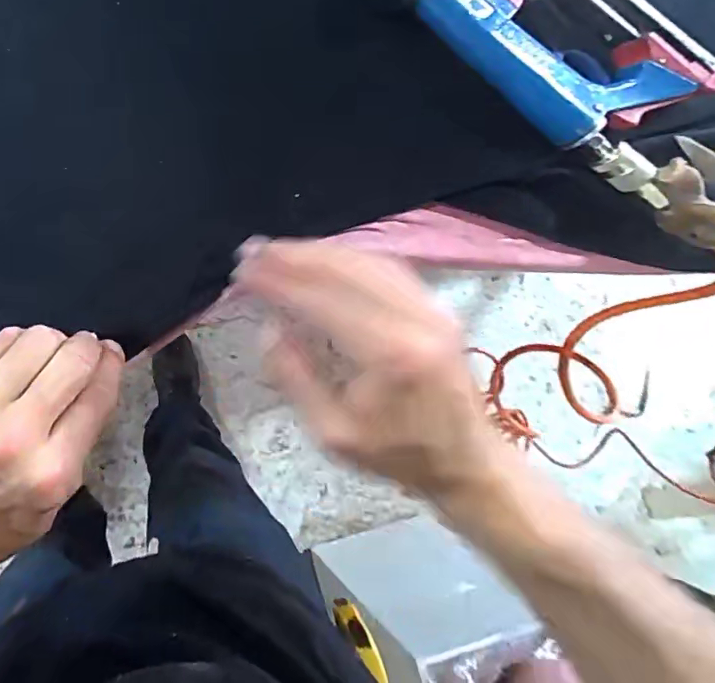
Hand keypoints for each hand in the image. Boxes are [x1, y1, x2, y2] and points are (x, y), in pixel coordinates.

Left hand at [0, 326, 123, 587]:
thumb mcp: (57, 499)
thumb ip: (83, 435)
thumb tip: (104, 366)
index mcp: (50, 471)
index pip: (97, 393)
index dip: (111, 364)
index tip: (112, 353)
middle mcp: (15, 435)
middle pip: (72, 358)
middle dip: (87, 346)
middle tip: (83, 350)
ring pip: (39, 337)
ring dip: (53, 342)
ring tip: (47, 357)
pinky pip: (3, 338)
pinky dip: (19, 343)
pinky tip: (16, 361)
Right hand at [237, 240, 501, 504]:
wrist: (470, 463)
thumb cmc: (399, 455)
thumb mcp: (334, 433)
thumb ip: (296, 377)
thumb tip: (267, 327)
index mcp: (388, 352)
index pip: (320, 298)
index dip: (277, 279)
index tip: (244, 271)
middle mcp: (413, 317)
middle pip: (342, 266)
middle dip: (292, 255)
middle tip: (253, 251)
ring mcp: (430, 306)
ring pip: (364, 258)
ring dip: (316, 250)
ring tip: (278, 251)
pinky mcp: (437, 304)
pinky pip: (385, 265)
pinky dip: (347, 255)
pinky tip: (323, 256)